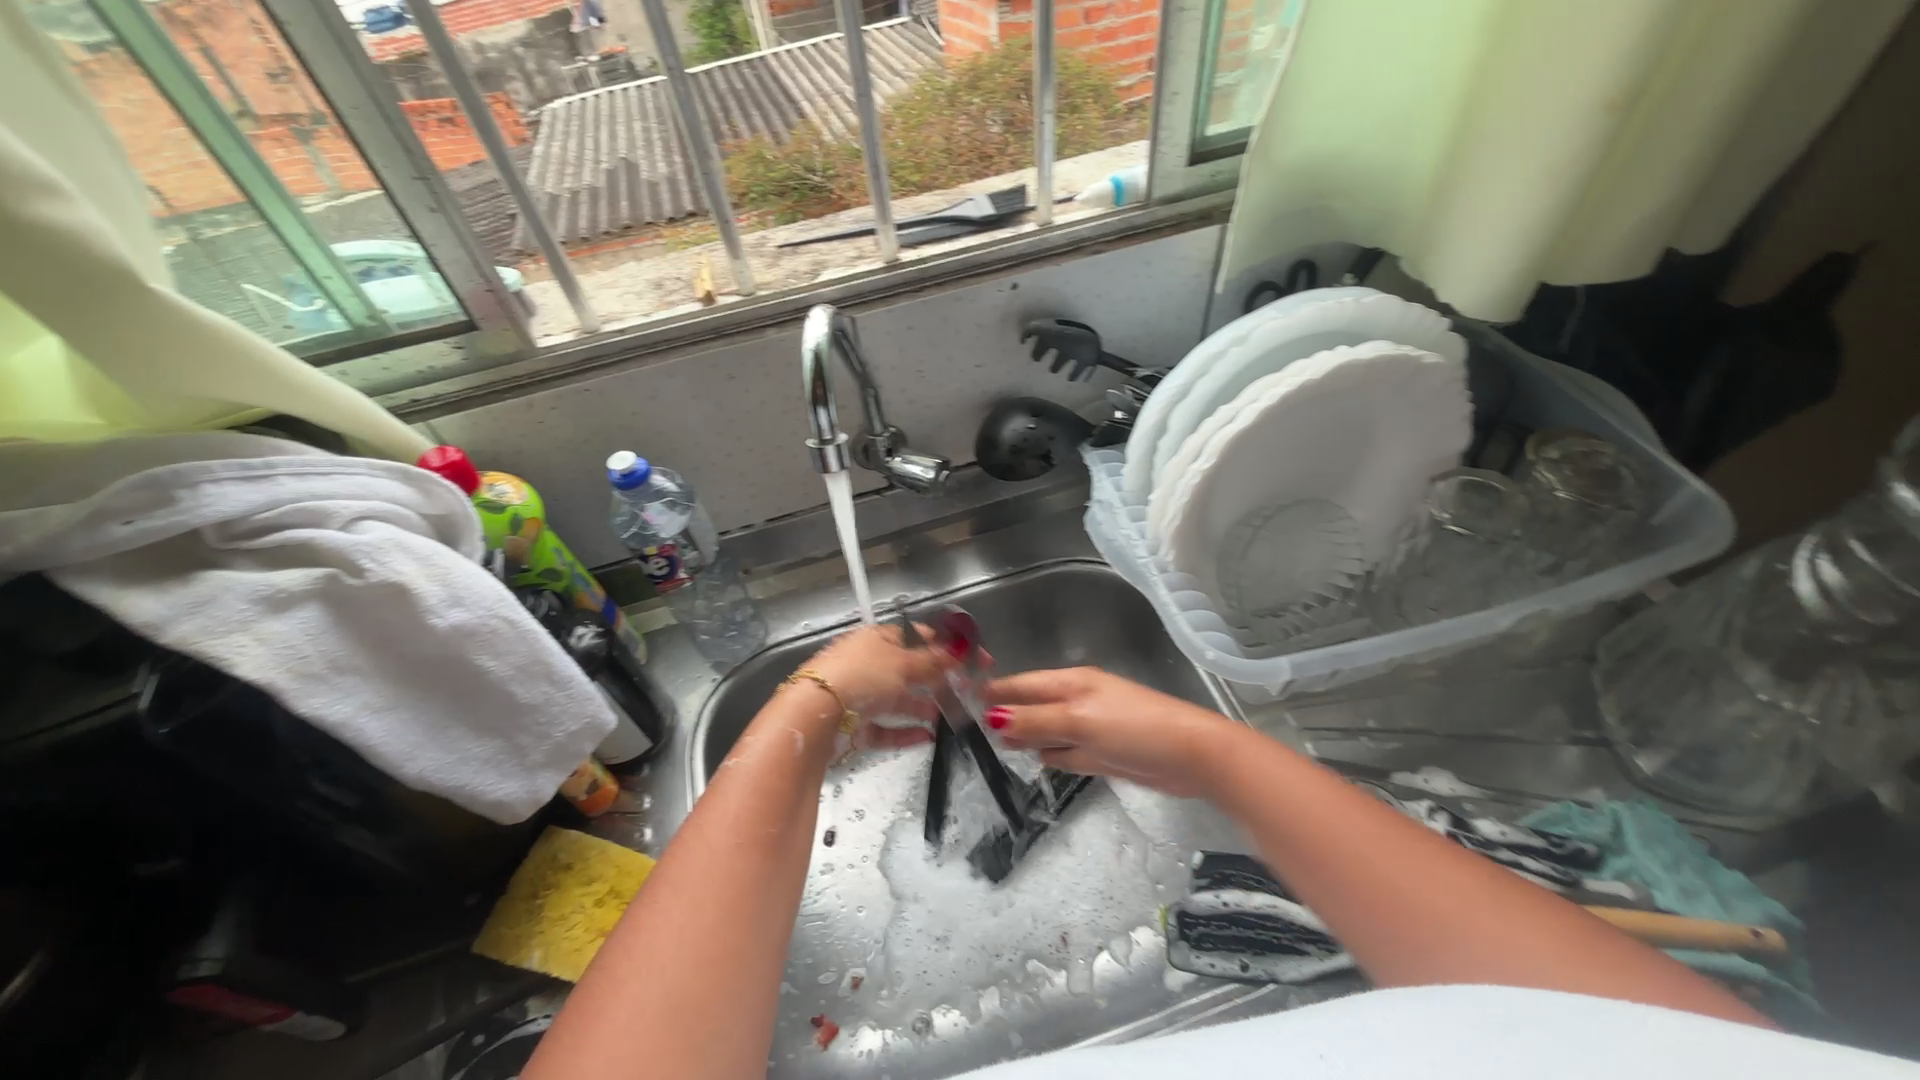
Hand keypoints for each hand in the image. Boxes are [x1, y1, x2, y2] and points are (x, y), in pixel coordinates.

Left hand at [801, 623, 957, 749]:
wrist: (817, 715)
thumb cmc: (862, 676)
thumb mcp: (903, 663)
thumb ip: (932, 660)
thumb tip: (955, 651)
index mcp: (875, 639)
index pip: (911, 636)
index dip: (937, 643)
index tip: (963, 654)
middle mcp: (866, 664)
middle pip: (904, 670)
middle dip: (932, 678)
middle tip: (961, 687)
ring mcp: (858, 696)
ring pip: (895, 700)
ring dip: (921, 706)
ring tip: (947, 714)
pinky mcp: (854, 725)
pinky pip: (885, 728)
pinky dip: (905, 732)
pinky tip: (928, 737)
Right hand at [983, 667, 1240, 795]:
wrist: (1192, 757)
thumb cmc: (1134, 728)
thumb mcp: (1079, 721)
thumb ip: (1035, 720)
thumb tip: (991, 719)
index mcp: (1072, 683)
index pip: (1023, 683)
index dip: (995, 690)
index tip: (960, 699)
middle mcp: (1078, 702)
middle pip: (1032, 707)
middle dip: (1005, 716)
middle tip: (967, 730)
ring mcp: (1090, 729)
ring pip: (1047, 732)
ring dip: (1026, 739)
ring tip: (993, 750)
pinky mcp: (1102, 754)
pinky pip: (1066, 753)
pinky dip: (1051, 757)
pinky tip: (1035, 762)